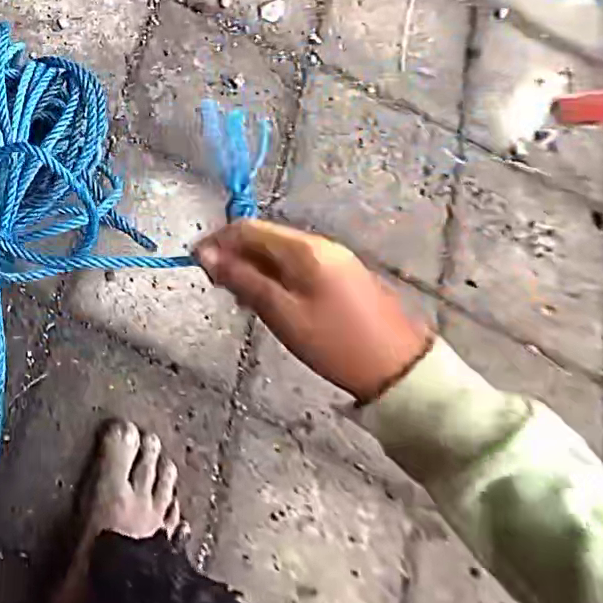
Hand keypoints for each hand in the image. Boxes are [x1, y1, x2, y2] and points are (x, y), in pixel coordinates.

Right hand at [194, 219, 430, 401]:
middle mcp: (319, 244)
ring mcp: (335, 259)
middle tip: (218, 286)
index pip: (247, 228)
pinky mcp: (344, 276)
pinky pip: (297, 265)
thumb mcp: (281, 313)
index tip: (197, 264)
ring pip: (279, 252)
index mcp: (303, 248)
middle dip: (235, 255)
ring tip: (242, 298)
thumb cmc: (335, 343)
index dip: (218, 242)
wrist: (404, 373)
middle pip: (264, 237)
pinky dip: (276, 276)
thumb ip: (242, 279)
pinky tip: (271, 301)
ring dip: (254, 267)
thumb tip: (206, 254)